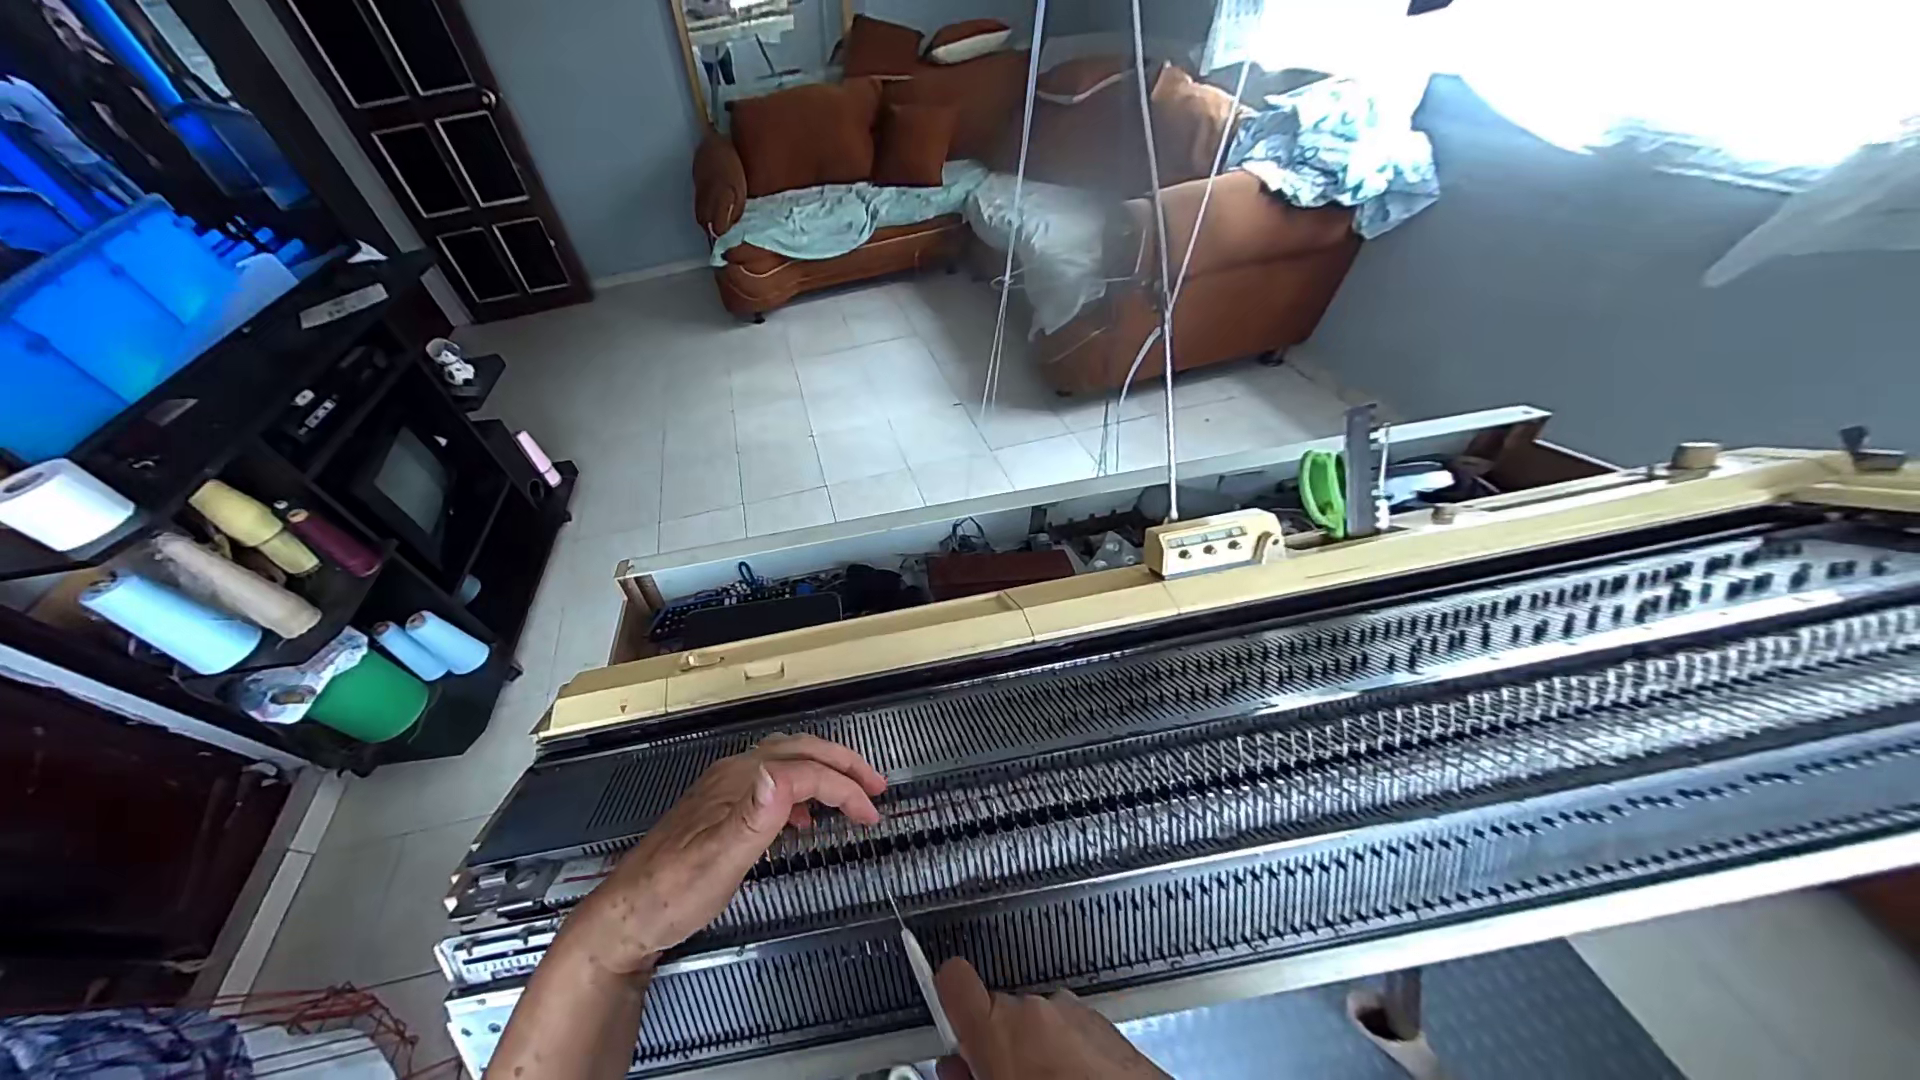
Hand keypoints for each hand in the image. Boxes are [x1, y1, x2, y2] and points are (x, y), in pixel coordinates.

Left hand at [557, 733, 886, 976]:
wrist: (624, 916)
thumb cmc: (669, 895)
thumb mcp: (717, 863)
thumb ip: (754, 817)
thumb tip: (782, 775)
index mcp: (741, 782)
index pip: (806, 771)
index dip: (844, 788)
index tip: (869, 812)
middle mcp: (736, 774)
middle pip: (801, 751)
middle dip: (844, 764)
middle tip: (875, 786)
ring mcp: (729, 788)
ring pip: (789, 761)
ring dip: (826, 772)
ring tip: (851, 795)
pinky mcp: (724, 805)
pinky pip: (775, 781)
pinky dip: (802, 789)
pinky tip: (804, 816)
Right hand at [933, 958, 1168, 1079]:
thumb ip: (963, 1078)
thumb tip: (955, 1070)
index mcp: (999, 1026)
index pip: (953, 977)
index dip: (944, 992)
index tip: (943, 1011)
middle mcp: (1035, 1008)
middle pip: (996, 1010)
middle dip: (994, 1044)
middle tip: (996, 1079)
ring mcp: (1072, 1012)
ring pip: (1034, 1022)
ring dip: (1031, 1050)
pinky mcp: (1103, 1024)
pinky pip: (1067, 1029)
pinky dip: (1063, 1053)